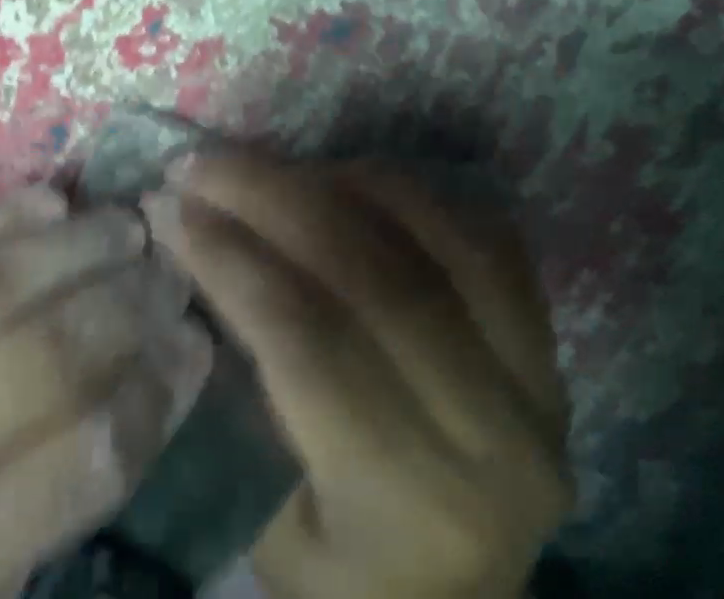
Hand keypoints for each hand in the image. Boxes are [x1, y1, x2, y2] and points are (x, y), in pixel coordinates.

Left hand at [0, 188, 213, 598]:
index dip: (153, 393)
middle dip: (121, 307)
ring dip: (64, 251)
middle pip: (32, 361)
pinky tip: (44, 205)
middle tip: (175, 270)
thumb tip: (142, 392)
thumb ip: (49, 512)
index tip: (198, 346)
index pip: (79, 460)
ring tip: (126, 224)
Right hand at [143, 154, 572, 598]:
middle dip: (276, 200)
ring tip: (263, 165)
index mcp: (408, 503)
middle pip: (381, 281)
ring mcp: (543, 396)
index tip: (169, 208)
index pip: (312, 345)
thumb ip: (230, 395)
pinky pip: (489, 247)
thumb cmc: (329, 572)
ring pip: (445, 247)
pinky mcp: (553, 363)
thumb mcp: (257, 515)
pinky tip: (341, 180)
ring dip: (338, 183)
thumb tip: (181, 263)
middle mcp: (497, 442)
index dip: (233, 261)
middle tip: (200, 164)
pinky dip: (409, 198)